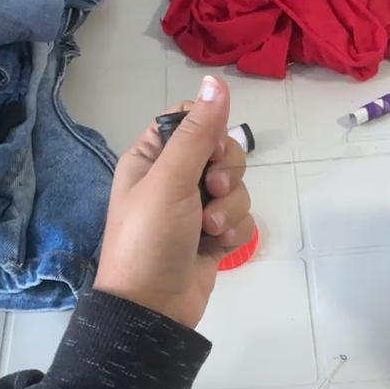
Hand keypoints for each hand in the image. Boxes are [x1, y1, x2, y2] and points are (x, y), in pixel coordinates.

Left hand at [93, 75, 254, 327]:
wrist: (153, 308)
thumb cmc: (150, 238)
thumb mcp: (170, 180)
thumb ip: (197, 132)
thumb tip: (216, 80)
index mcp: (151, 157)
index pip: (190, 120)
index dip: (209, 130)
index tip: (211, 149)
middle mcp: (174, 178)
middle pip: (222, 151)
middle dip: (226, 173)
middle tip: (211, 192)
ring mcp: (195, 209)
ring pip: (236, 187)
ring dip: (229, 208)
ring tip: (208, 230)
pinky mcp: (213, 236)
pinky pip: (240, 219)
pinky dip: (233, 232)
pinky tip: (215, 248)